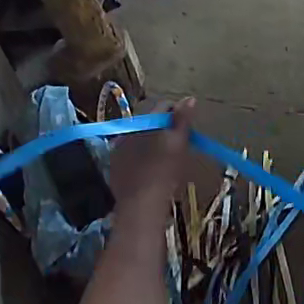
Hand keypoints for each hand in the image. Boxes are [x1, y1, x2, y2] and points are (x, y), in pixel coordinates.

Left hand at [109, 99, 194, 221]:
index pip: (163, 107)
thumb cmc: (164, 173)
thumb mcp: (178, 144)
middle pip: (150, 122)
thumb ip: (182, 120)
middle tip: (179, 144)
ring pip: (139, 138)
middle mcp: (127, 131)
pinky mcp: (114, 166)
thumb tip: (189, 98)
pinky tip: (150, 170)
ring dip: (152, 142)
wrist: (141, 206)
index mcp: (144, 123)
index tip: (188, 129)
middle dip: (164, 128)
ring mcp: (117, 149)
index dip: (178, 114)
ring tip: (165, 159)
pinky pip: (130, 154)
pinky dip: (140, 157)